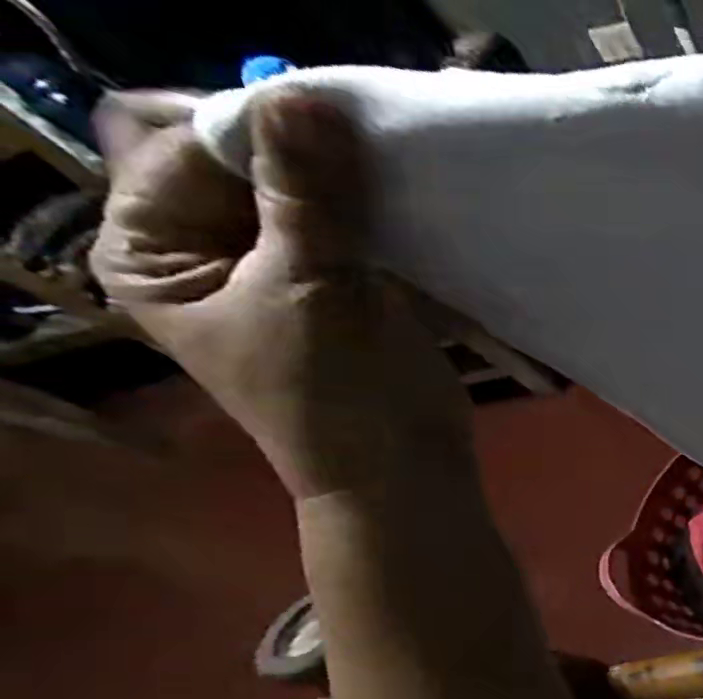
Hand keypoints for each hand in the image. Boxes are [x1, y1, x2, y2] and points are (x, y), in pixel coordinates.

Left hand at [89, 90, 470, 499]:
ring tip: (409, 180)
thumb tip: (302, 96)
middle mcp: (208, 252)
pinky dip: (391, 225)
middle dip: (318, 161)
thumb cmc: (343, 397)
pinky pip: (359, 235)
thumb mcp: (316, 293)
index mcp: (156, 252)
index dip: (258, 131)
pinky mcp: (345, 290)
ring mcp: (282, 272)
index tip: (336, 119)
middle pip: (251, 171)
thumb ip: (307, 197)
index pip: (187, 153)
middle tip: (381, 148)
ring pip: (314, 201)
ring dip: (363, 192)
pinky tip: (422, 217)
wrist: (409, 474)